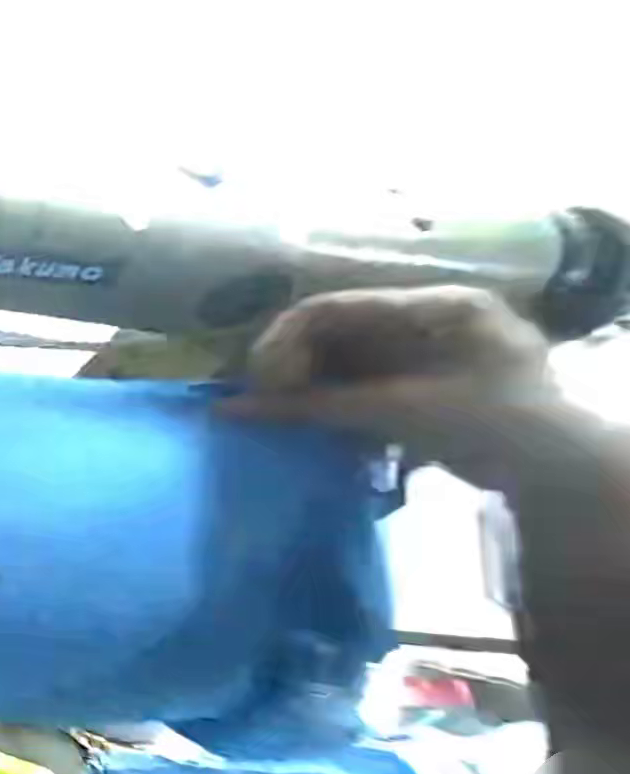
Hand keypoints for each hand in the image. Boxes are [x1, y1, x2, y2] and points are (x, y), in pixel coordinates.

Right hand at [221, 285, 589, 489]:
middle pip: (320, 328)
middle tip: (263, 399)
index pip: (328, 308)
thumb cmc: (485, 425)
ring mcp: (409, 342)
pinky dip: (307, 389)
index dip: (281, 344)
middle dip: (282, 362)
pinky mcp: (398, 371)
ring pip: (322, 350)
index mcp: (434, 305)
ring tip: (273, 406)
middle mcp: (418, 314)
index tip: (265, 386)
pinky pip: (334, 370)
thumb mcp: (392, 411)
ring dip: (290, 377)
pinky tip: (292, 408)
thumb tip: (223, 408)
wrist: (550, 468)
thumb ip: (307, 406)